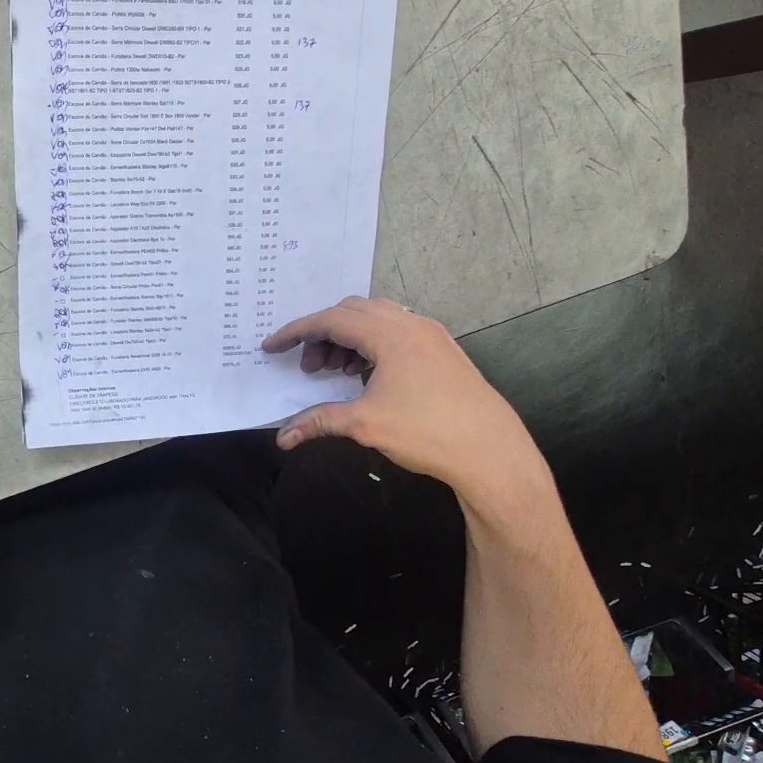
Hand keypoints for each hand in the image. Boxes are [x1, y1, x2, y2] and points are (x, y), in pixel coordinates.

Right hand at [261, 296, 551, 505]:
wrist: (490, 449)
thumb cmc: (427, 432)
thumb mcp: (365, 425)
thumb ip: (319, 421)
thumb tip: (284, 437)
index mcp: (391, 335)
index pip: (332, 320)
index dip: (296, 331)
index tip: (272, 347)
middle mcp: (411, 325)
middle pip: (352, 312)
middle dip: (321, 334)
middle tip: (308, 367)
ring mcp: (430, 335)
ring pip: (375, 320)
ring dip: (346, 339)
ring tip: (333, 373)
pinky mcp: (440, 350)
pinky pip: (394, 332)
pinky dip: (369, 345)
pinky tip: (363, 375)